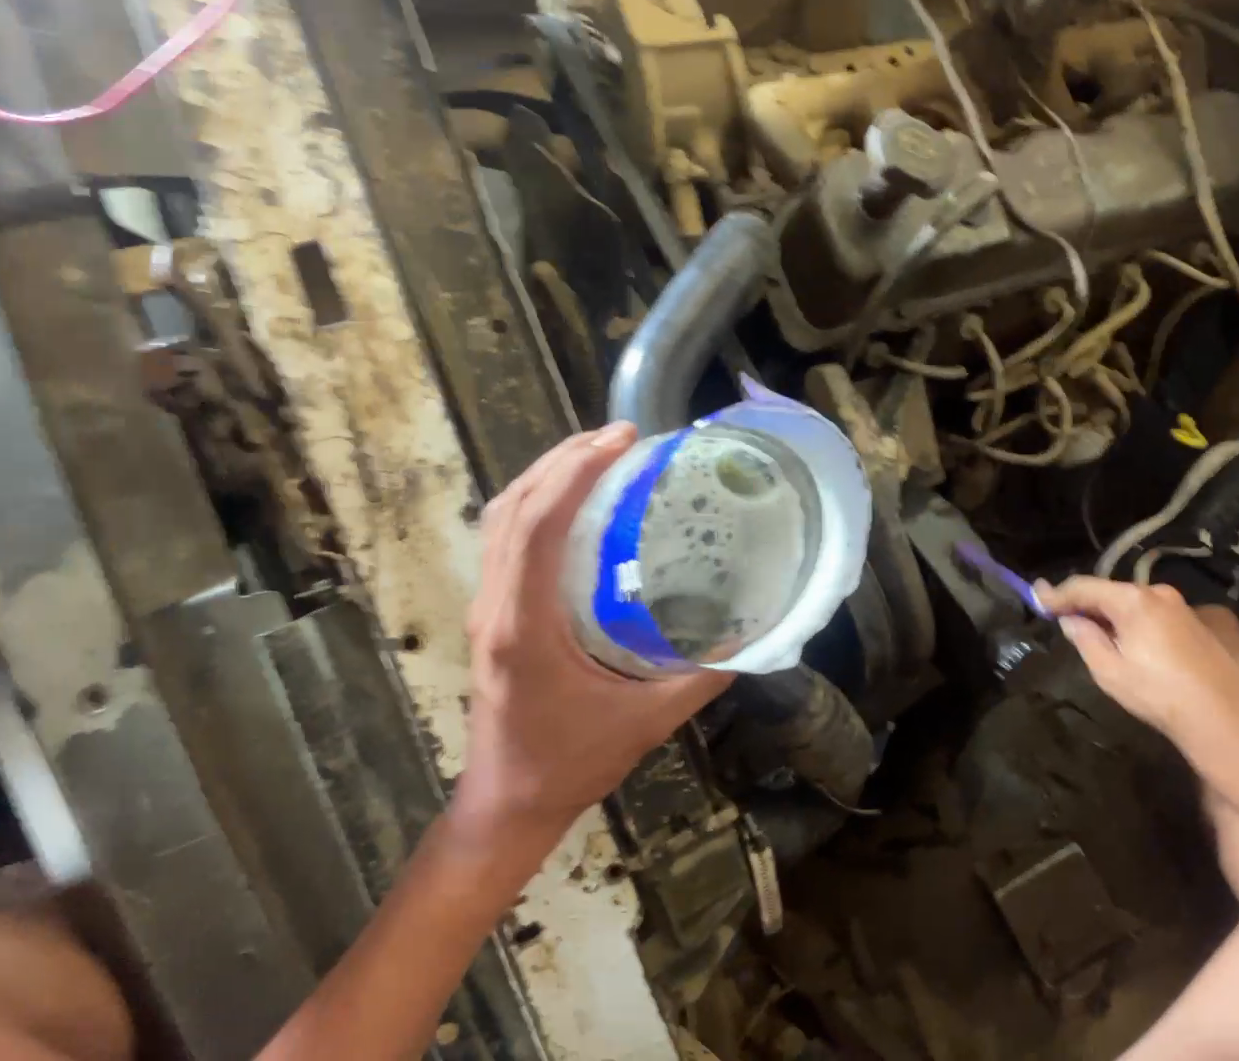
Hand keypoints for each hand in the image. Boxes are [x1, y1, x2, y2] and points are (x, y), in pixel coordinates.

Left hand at [454, 423, 733, 847]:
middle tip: (620, 436)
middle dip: (563, 460)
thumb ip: (702, 676)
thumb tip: (752, 634)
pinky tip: (576, 504)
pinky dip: (536, 504)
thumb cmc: (571, 764)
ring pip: (500, 519)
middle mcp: (496, 607)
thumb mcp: (648, 721)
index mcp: (524, 627)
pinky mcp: (491, 616)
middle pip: (512, 508)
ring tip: (598, 454)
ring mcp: (486, 609)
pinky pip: (504, 541)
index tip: (623, 441)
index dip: (576, 473)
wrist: (508, 802)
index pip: (537, 527)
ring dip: (545, 476)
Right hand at [1034, 577, 1238, 797]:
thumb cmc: (1158, 692)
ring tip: (1093, 632)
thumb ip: (1086, 639)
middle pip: (1109, 592)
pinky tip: (1128, 642)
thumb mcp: (1109, 670)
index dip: (1056, 593)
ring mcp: (1181, 606)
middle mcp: (1157, 593)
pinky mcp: (1197, 622)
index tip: (1035, 596)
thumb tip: (1072, 620)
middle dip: (1084, 603)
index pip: (1084, 587)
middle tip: (1061, 617)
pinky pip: (1152, 613)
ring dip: (1110, 613)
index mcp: (1132, 600)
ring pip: (1133, 603)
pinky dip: (1132, 620)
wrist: (1223, 714)